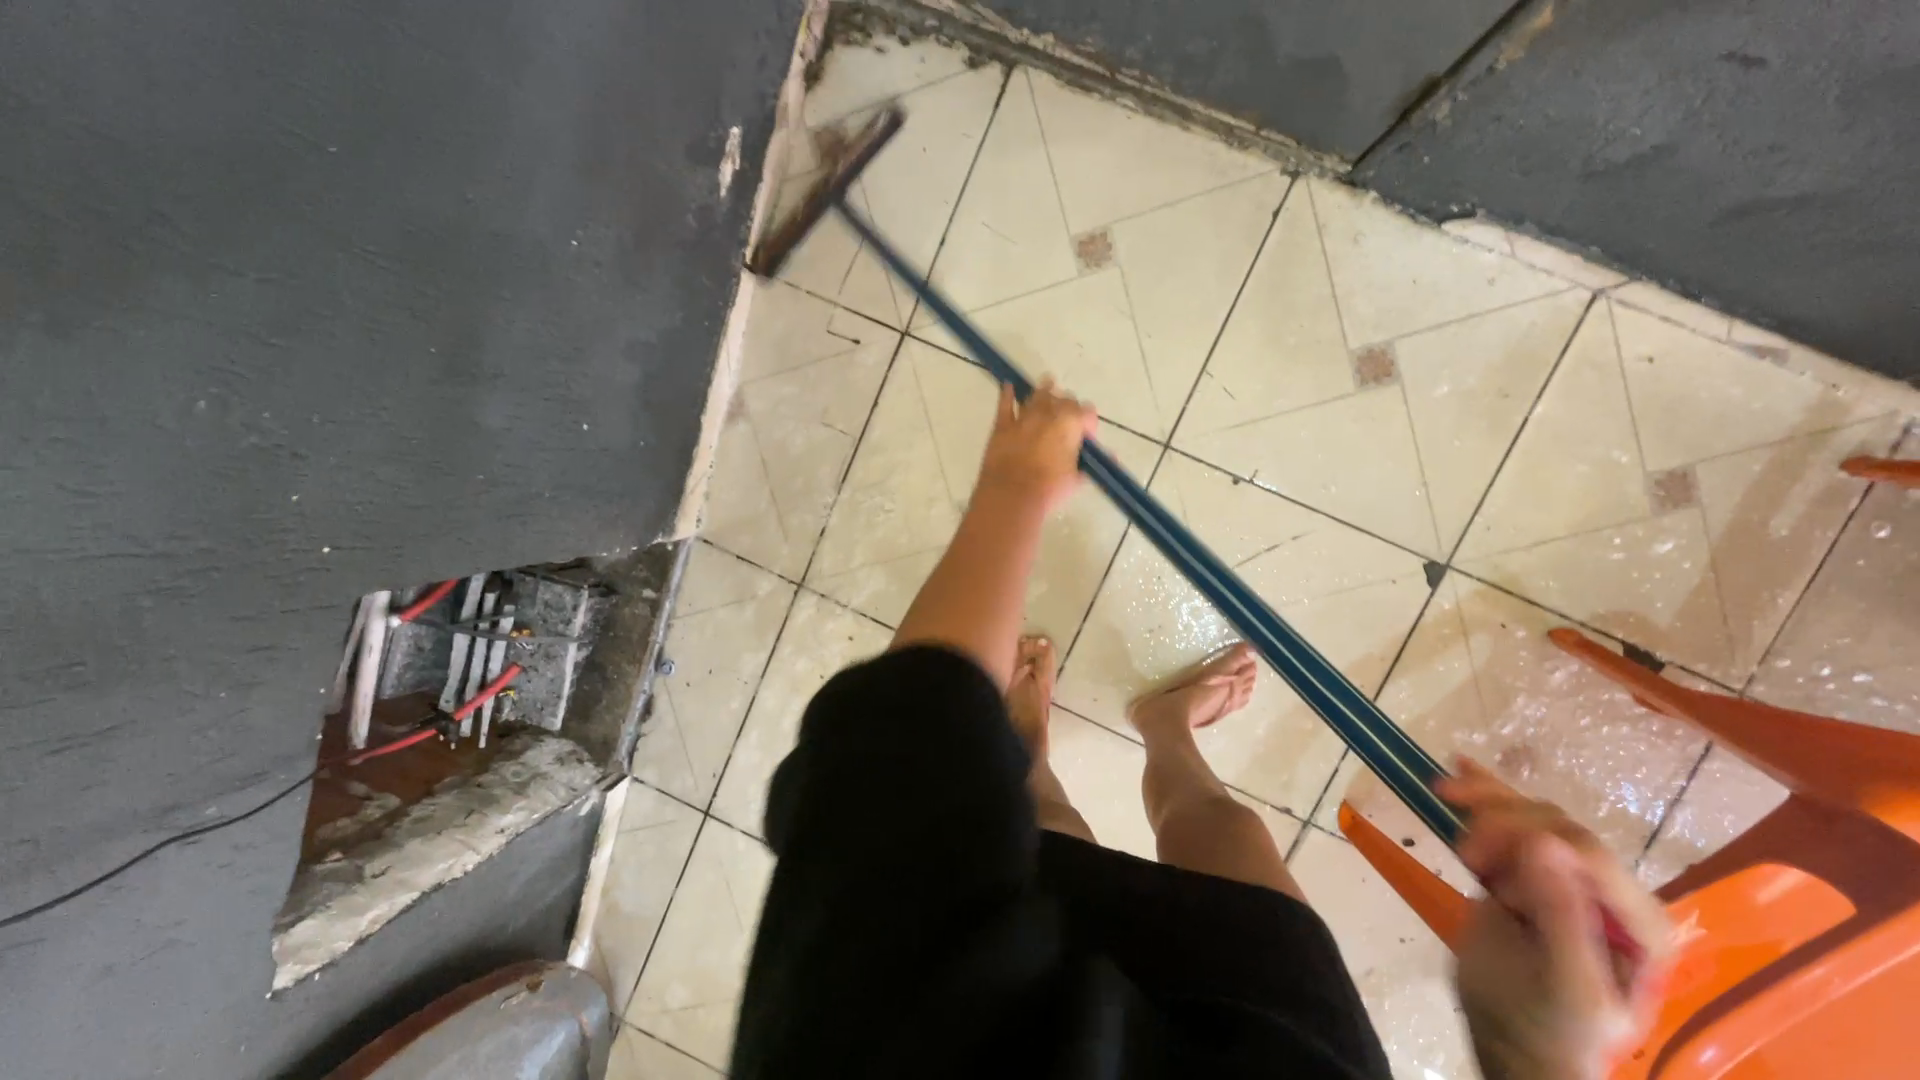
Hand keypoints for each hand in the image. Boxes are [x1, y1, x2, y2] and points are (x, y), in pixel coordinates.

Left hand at [976, 379, 1096, 514]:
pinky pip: (1005, 403)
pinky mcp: (1003, 424)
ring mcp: (1024, 416)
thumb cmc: (1049, 488)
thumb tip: (1110, 458)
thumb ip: (1091, 463)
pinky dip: (1007, 394)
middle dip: (1068, 407)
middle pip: (1064, 399)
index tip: (1087, 437)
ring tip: (1048, 384)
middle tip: (1067, 422)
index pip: (1087, 412)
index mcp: (1071, 422)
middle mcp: (1049, 412)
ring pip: (1037, 395)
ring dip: (1045, 390)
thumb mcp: (1077, 478)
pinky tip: (1008, 386)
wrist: (1012, 495)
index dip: (1089, 423)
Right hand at [1438, 759, 1670, 1079]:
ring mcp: (1569, 880)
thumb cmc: (1547, 1029)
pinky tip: (1461, 768)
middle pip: (1555, 825)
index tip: (1469, 855)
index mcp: (1637, 920)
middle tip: (1462, 853)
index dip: (1525, 834)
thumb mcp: (1562, 985)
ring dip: (1487, 803)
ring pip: (1532, 816)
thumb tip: (1544, 843)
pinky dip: (1485, 796)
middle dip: (1502, 821)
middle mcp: (1609, 890)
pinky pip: (1512, 824)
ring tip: (1447, 798)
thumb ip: (1562, 917)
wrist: (1517, 1051)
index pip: (1585, 849)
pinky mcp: (1531, 875)